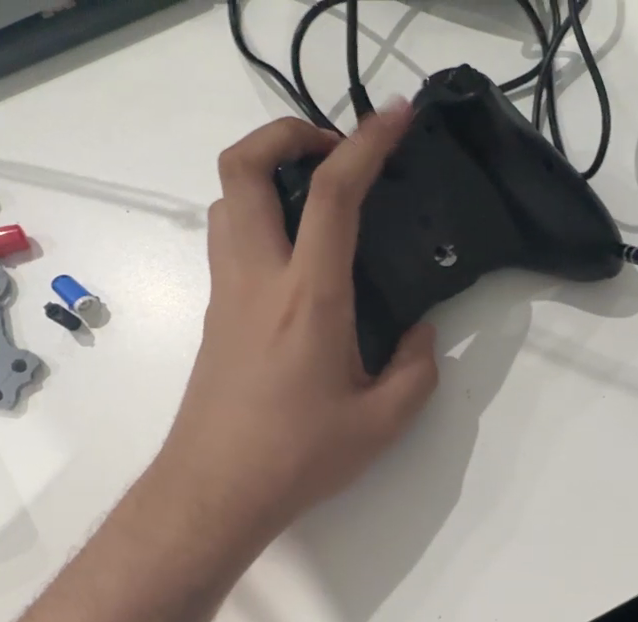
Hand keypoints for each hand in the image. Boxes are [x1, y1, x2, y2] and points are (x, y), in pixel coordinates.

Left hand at [151, 104, 437, 552]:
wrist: (217, 488)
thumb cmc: (301, 455)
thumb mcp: (383, 421)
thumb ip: (416, 368)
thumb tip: (421, 333)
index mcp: (308, 296)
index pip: (335, 194)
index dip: (368, 142)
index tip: (397, 117)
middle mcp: (258, 277)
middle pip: (245, 165)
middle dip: (289, 133)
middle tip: (338, 151)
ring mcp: (228, 292)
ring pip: (230, 197)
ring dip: (269, 173)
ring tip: (322, 199)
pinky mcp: (217, 313)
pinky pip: (232, 236)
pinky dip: (263, 215)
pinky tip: (304, 256)